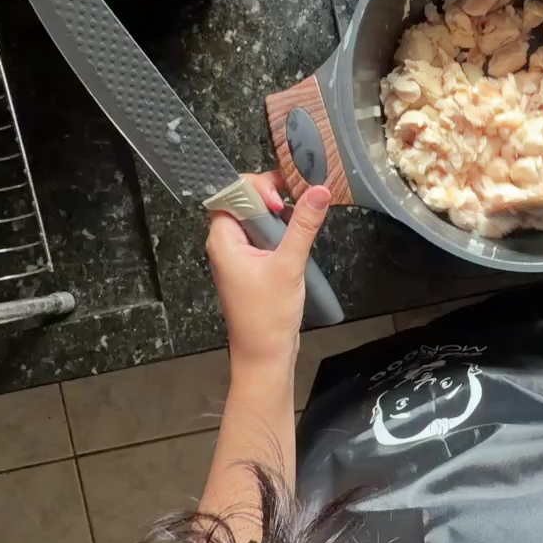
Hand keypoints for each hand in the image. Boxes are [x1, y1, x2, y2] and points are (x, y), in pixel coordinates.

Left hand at [206, 172, 331, 365]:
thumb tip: (319, 191)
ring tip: (303, 216)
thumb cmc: (267, 317)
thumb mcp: (288, 265)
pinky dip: (283, 230)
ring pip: (258, 218)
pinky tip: (300, 235)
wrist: (266, 354)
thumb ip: (303, 225)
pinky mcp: (256, 264)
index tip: (281, 199)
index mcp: (223, 239)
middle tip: (299, 199)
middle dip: (273, 194)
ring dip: (280, 213)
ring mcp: (242, 254)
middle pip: (246, 201)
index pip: (232, 193)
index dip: (257, 188)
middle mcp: (228, 243)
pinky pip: (266, 235)